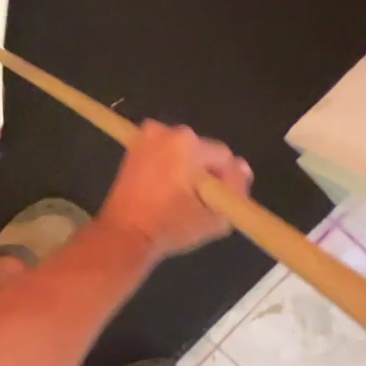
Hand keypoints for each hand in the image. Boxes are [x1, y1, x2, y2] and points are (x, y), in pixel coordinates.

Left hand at [96, 120, 251, 258]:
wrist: (124, 234)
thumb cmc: (171, 226)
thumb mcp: (216, 216)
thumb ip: (236, 189)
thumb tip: (241, 167)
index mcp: (188, 143)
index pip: (223, 156)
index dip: (225, 179)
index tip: (217, 200)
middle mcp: (166, 131)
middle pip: (201, 150)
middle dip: (204, 171)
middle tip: (198, 199)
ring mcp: (145, 137)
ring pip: (181, 151)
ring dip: (185, 168)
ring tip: (179, 196)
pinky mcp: (132, 149)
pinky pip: (162, 154)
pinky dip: (167, 166)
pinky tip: (164, 189)